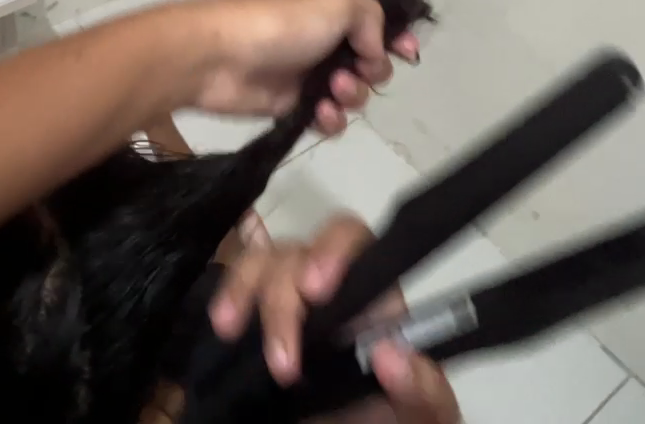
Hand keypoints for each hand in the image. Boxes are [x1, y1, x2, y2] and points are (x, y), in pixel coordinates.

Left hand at [178, 0, 420, 134]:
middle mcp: (315, 35)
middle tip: (360, 70)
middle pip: (366, 59)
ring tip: (334, 92)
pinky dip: (331, 119)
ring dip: (353, 95)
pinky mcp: (288, 104)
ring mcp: (301, 71)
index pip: (370, 20)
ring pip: (350, 92)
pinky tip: (321, 113)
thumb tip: (373, 49)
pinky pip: (326, 117)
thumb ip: (371, 17)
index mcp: (323, 4)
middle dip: (374, 69)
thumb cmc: (278, 22)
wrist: (217, 57)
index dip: (392, 37)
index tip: (407, 52)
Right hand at [210, 215, 459, 423]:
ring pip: (259, 260)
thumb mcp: (422, 414)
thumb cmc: (395, 418)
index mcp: (371, 293)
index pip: (351, 238)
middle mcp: (327, 282)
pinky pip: (238, 284)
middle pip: (294, 252)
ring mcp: (290, 295)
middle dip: (280, 298)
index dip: (330, 249)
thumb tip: (390, 354)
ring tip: (229, 328)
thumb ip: (421, 388)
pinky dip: (226, 295)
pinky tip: (222, 322)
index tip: (315, 289)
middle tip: (282, 364)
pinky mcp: (259, 315)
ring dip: (243, 289)